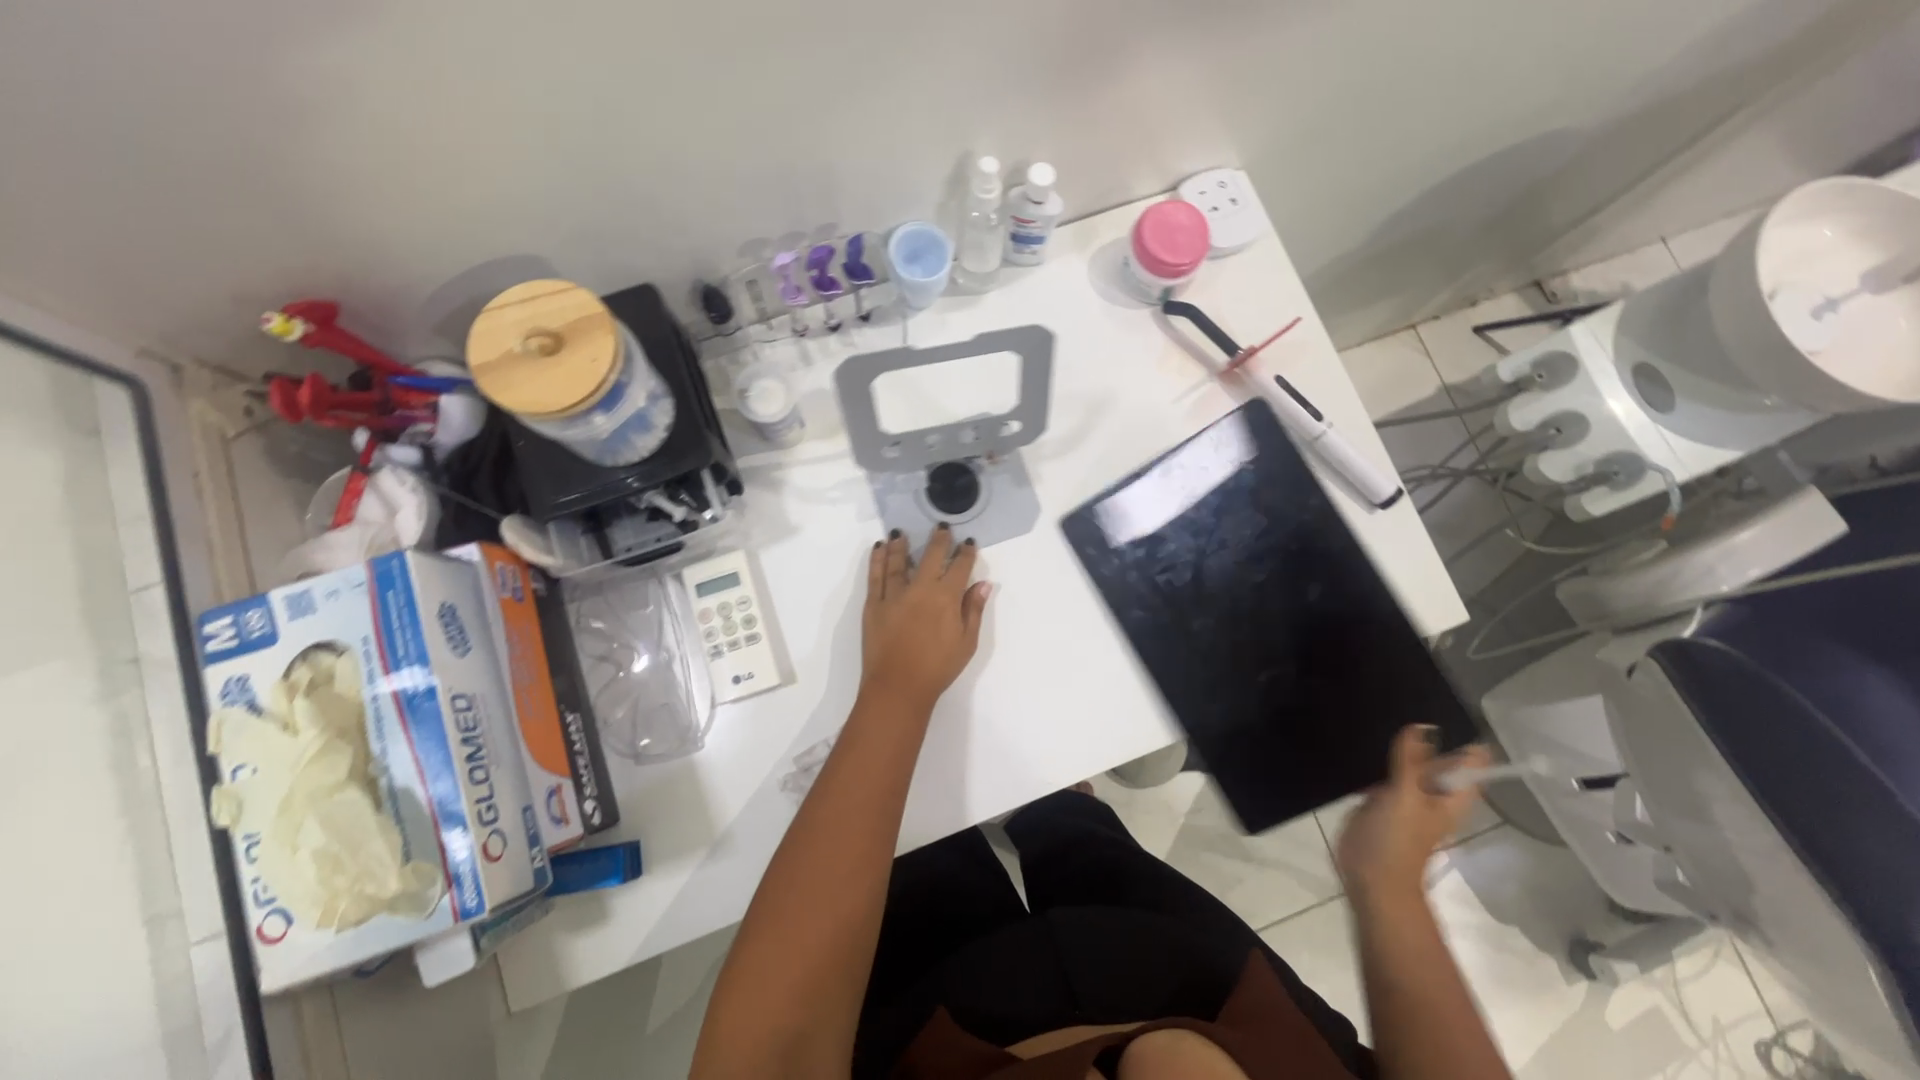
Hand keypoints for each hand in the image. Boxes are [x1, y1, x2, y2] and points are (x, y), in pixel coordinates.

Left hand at [859, 526, 991, 711]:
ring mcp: (894, 595)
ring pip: (898, 561)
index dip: (965, 553)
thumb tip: (983, 584)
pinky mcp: (874, 604)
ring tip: (901, 532)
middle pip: (930, 557)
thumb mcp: (967, 642)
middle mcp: (920, 589)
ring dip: (901, 544)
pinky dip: (877, 559)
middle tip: (941, 527)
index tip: (967, 542)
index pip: (959, 567)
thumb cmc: (938, 668)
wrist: (898, 686)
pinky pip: (875, 576)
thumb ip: (974, 610)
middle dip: (938, 540)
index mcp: (946, 597)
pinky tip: (879, 548)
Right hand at [1336, 726, 1492, 905]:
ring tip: (1383, 712)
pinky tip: (1364, 743)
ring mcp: (1407, 800)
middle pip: (1439, 762)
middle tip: (1406, 701)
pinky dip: (1380, 763)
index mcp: (1452, 796)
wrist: (1370, 877)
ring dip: (1401, 749)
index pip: (1471, 764)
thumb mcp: (1406, 795)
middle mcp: (1434, 795)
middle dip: (1426, 739)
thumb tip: (1424, 725)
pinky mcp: (1382, 805)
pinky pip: (1386, 778)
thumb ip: (1412, 761)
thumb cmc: (1397, 839)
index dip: (1466, 741)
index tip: (1446, 710)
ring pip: (1410, 768)